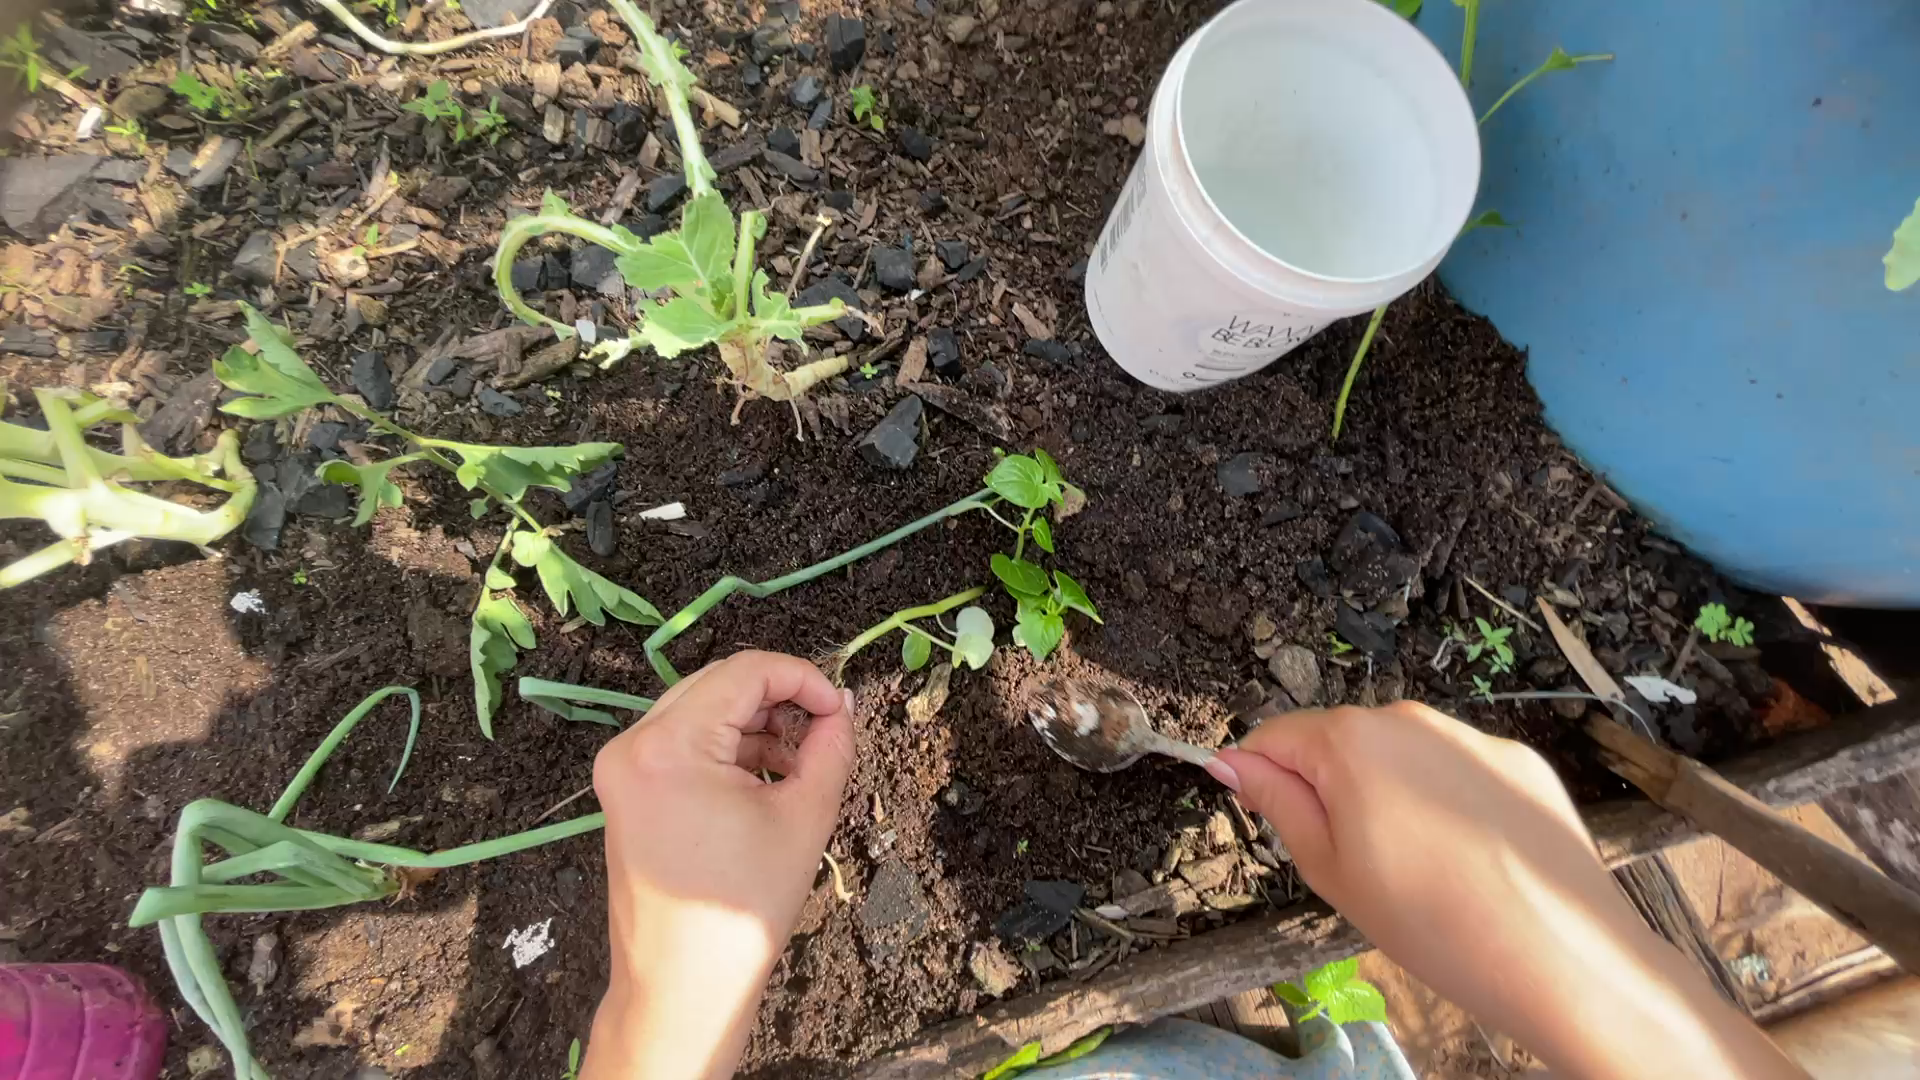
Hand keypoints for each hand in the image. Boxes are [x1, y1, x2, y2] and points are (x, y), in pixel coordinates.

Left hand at [581, 651, 855, 1079]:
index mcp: (670, 746)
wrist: (684, 989)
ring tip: (797, 761)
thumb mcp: (806, 814)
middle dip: (780, 697)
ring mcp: (624, 766)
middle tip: (822, 728)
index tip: (839, 708)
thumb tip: (842, 704)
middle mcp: (634, 744)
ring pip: (704, 706)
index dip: (803, 677)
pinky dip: (729, 744)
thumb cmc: (745, 906)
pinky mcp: (628, 787)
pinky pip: (686, 738)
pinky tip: (765, 777)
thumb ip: (832, 744)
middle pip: (722, 682)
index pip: (747, 671)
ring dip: (757, 721)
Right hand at [1212, 702, 1805, 1079]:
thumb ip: (1275, 800)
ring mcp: (1467, 733)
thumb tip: (1230, 760)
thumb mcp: (1328, 867)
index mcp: (1348, 738)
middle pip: (1332, 739)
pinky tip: (1466, 849)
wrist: (1576, 968)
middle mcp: (1404, 716)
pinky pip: (1449, 764)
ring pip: (1391, 750)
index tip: (1275, 823)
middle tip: (1351, 856)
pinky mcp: (1517, 758)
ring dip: (1380, 786)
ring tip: (1413, 857)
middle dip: (1324, 783)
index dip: (1262, 777)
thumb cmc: (1429, 923)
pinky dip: (1438, 793)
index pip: (1273, 737)